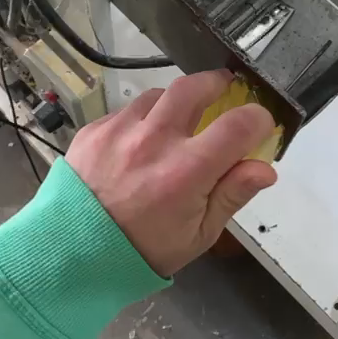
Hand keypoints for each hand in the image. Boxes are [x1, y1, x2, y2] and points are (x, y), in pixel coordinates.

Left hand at [66, 70, 279, 275]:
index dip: (258, 119)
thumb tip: (265, 169)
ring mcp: (120, 130)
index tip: (259, 126)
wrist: (73, 254)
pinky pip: (126, 111)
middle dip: (216, 84)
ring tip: (178, 119)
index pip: (239, 124)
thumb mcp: (197, 236)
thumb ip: (232, 195)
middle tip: (223, 90)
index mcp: (187, 171)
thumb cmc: (142, 251)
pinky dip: (141, 119)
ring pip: (157, 95)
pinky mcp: (94, 130)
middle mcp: (154, 140)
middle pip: (194, 87)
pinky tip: (140, 140)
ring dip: (175, 102)